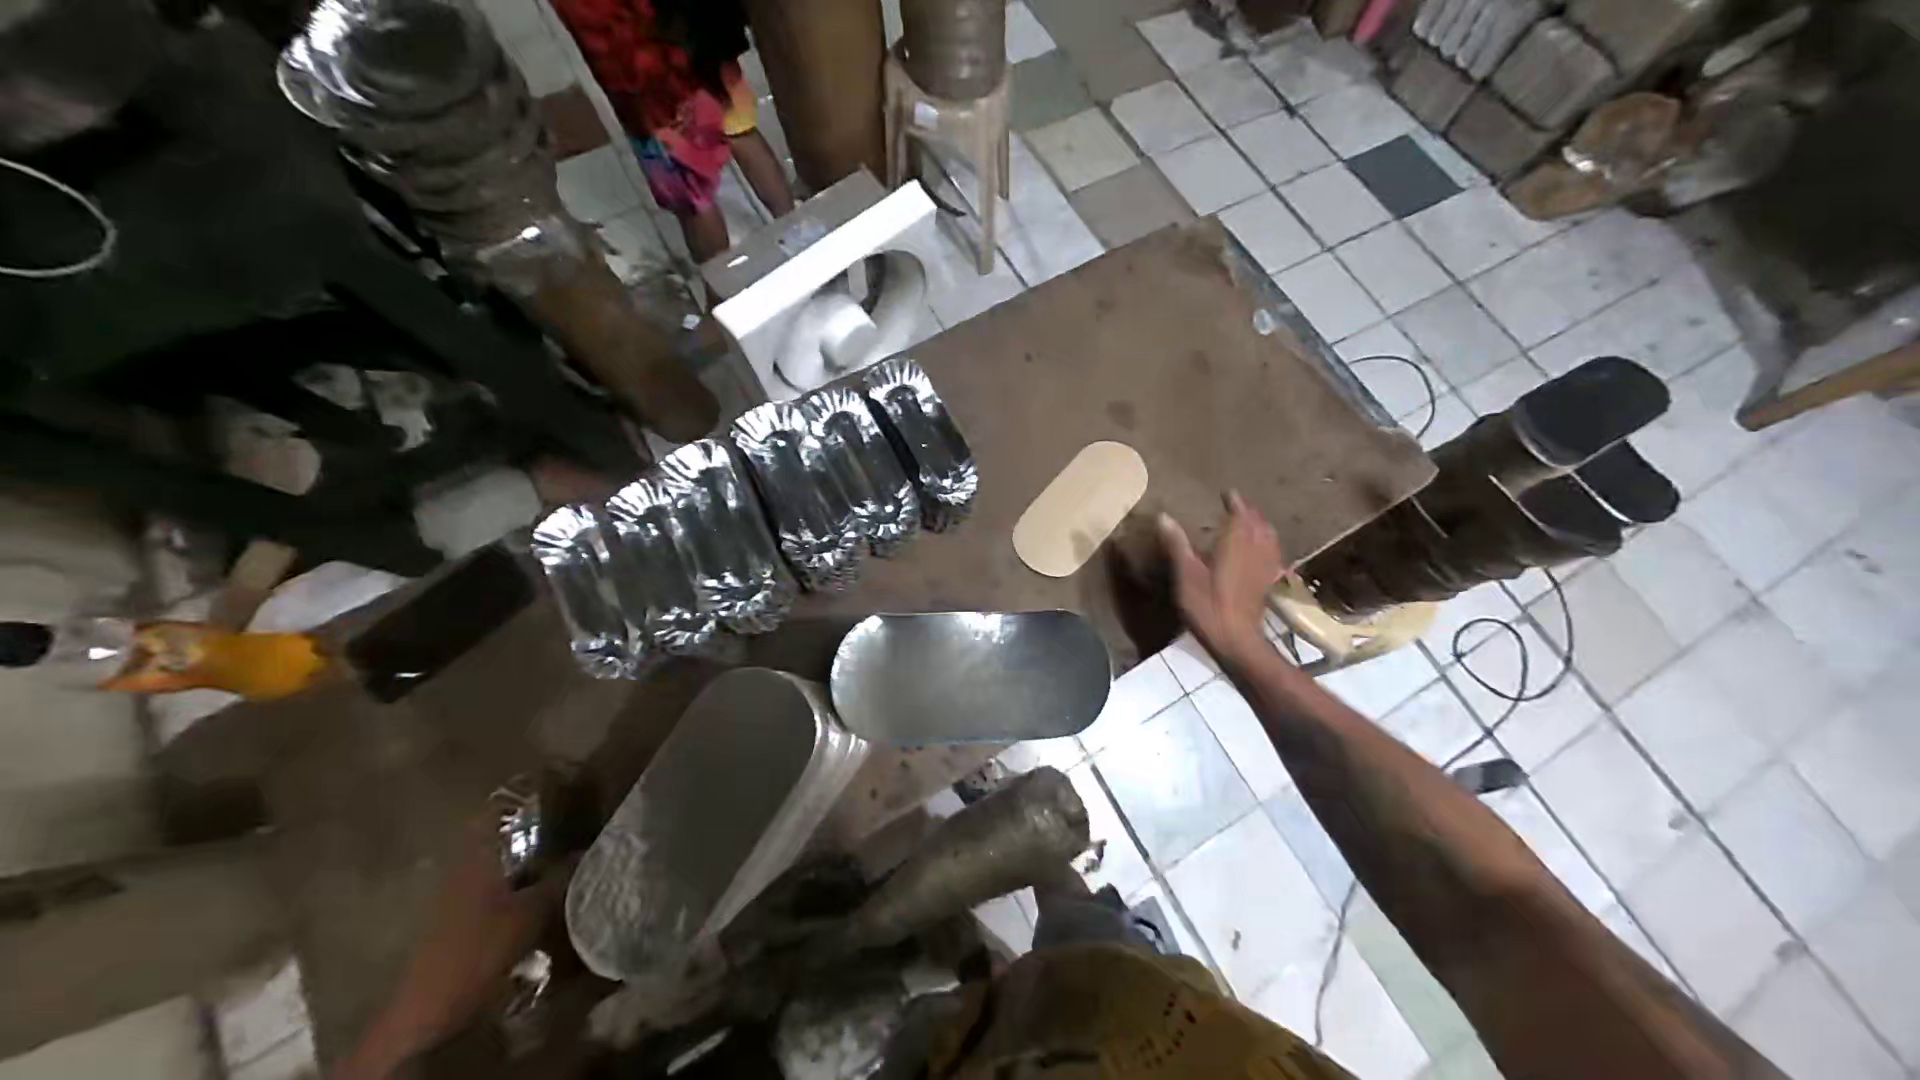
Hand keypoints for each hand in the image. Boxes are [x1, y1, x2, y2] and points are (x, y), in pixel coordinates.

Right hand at [1159, 491, 1284, 665]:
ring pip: (1268, 537)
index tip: (1228, 493)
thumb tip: (1163, 516)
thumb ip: (1177, 544)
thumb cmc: (1208, 606)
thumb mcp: (1186, 574)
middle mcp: (1255, 550)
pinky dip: (1268, 544)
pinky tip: (1262, 550)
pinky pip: (1272, 554)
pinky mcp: (1267, 582)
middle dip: (1249, 511)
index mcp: (1235, 543)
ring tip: (1251, 521)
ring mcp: (1264, 567)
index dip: (1235, 502)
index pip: (1240, 514)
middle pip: (1258, 523)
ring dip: (1261, 525)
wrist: (1237, 640)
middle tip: (1238, 505)